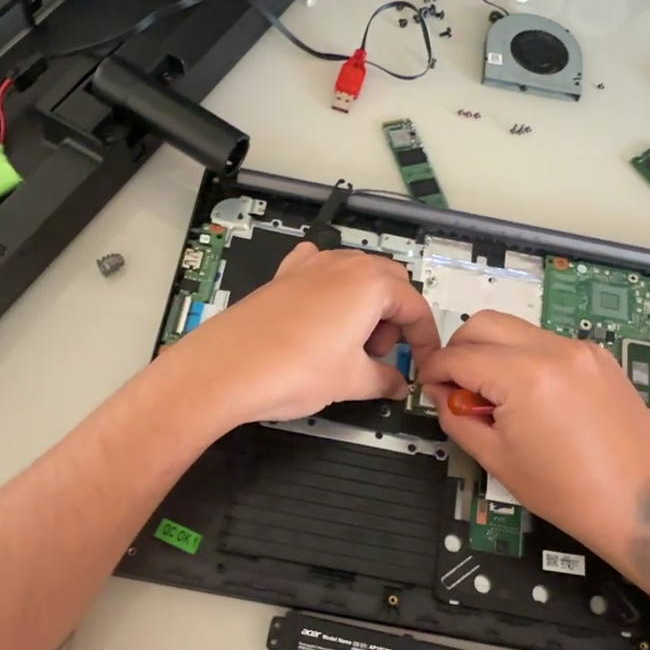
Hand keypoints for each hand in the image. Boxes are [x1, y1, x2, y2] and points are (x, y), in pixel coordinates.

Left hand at [166, 243, 440, 426]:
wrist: (225, 370)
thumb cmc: (290, 370)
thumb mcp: (351, 381)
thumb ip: (384, 380)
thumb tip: (396, 384)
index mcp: (369, 283)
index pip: (415, 307)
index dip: (425, 339)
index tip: (423, 363)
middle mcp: (341, 265)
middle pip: (389, 284)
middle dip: (395, 319)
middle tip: (382, 357)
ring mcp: (309, 267)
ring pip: (355, 276)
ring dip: (366, 306)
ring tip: (350, 346)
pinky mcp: (282, 278)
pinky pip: (320, 273)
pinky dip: (332, 293)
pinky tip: (322, 320)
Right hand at [417, 311, 649, 558]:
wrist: (636, 502)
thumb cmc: (567, 491)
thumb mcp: (495, 458)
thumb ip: (457, 417)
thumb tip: (441, 393)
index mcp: (526, 377)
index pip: (460, 356)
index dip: (434, 370)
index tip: (428, 385)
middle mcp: (555, 351)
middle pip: (485, 323)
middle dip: (460, 348)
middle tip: (457, 384)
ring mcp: (581, 351)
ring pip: (517, 330)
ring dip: (494, 351)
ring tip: (496, 395)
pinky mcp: (599, 359)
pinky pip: (547, 343)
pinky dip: (526, 358)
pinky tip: (529, 396)